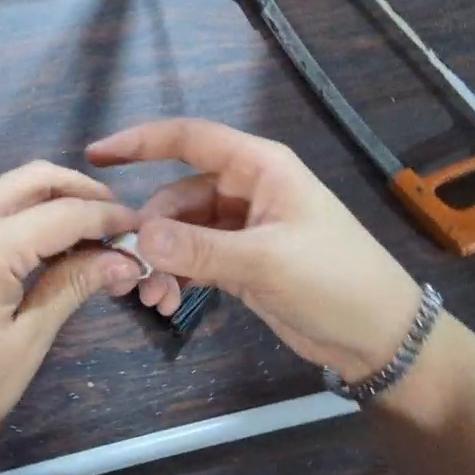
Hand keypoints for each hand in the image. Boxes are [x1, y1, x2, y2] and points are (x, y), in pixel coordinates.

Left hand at [0, 162, 142, 466]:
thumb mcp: (28, 339)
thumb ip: (73, 285)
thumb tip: (124, 258)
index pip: (64, 213)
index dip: (109, 219)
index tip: (145, 231)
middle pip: (34, 179)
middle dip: (82, 193)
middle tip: (120, 224)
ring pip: (12, 190)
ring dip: (56, 202)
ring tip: (97, 237)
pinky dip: (30, 217)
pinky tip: (59, 246)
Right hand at [87, 119, 421, 379]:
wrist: (378, 335)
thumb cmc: (335, 281)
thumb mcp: (266, 262)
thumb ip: (200, 249)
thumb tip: (139, 238)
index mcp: (259, 168)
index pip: (189, 139)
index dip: (140, 142)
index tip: (96, 156)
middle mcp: (245, 190)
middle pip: (175, 196)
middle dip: (149, 231)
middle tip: (132, 271)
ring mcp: (240, 227)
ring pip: (179, 232)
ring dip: (160, 261)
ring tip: (153, 298)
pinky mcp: (238, 261)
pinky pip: (191, 258)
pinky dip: (176, 276)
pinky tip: (167, 302)